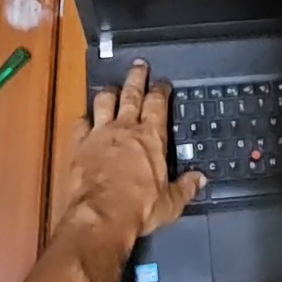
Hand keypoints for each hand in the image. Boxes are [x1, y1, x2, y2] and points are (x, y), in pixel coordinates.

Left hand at [61, 60, 204, 241]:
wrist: (100, 216)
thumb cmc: (139, 208)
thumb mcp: (170, 202)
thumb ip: (185, 187)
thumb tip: (201, 179)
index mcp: (151, 137)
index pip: (158, 104)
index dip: (161, 90)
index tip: (163, 83)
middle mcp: (126, 128)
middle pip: (132, 93)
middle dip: (137, 77)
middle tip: (139, 65)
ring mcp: (100, 133)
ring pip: (104, 101)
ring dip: (109, 92)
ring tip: (112, 87)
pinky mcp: (79, 145)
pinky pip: (81, 123)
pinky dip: (84, 119)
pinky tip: (86, 119)